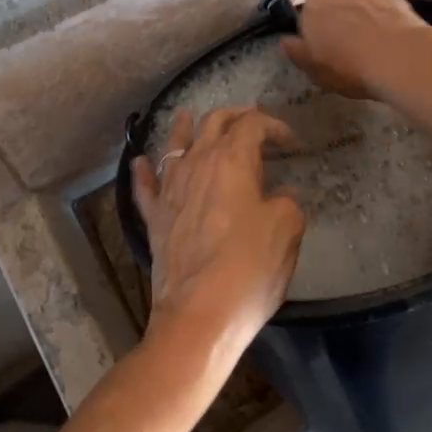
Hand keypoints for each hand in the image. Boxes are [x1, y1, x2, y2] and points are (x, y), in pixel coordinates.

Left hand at [132, 107, 305, 347]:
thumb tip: (277, 196)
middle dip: (234, 116)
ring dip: (185, 128)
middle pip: (213, 124)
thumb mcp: (286, 229)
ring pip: (175, 146)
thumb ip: (286, 202)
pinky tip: (141, 162)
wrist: (200, 316)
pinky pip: (146, 187)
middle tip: (251, 118)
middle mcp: (197, 165)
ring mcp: (171, 191)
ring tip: (187, 114)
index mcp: (232, 160)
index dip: (273, 125)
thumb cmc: (249, 268)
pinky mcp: (155, 220)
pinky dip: (145, 172)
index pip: (252, 125)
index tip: (290, 141)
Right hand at [282, 0, 431, 98]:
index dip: (315, 28)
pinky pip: (382, 9)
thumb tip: (285, 41)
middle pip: (335, 4)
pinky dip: (383, 20)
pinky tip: (390, 39)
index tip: (323, 46)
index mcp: (314, 8)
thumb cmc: (348, 67)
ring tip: (372, 44)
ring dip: (362, 18)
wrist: (398, 58)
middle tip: (348, 46)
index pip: (308, 11)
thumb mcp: (314, 70)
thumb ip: (297, 53)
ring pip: (359, 4)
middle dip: (339, 19)